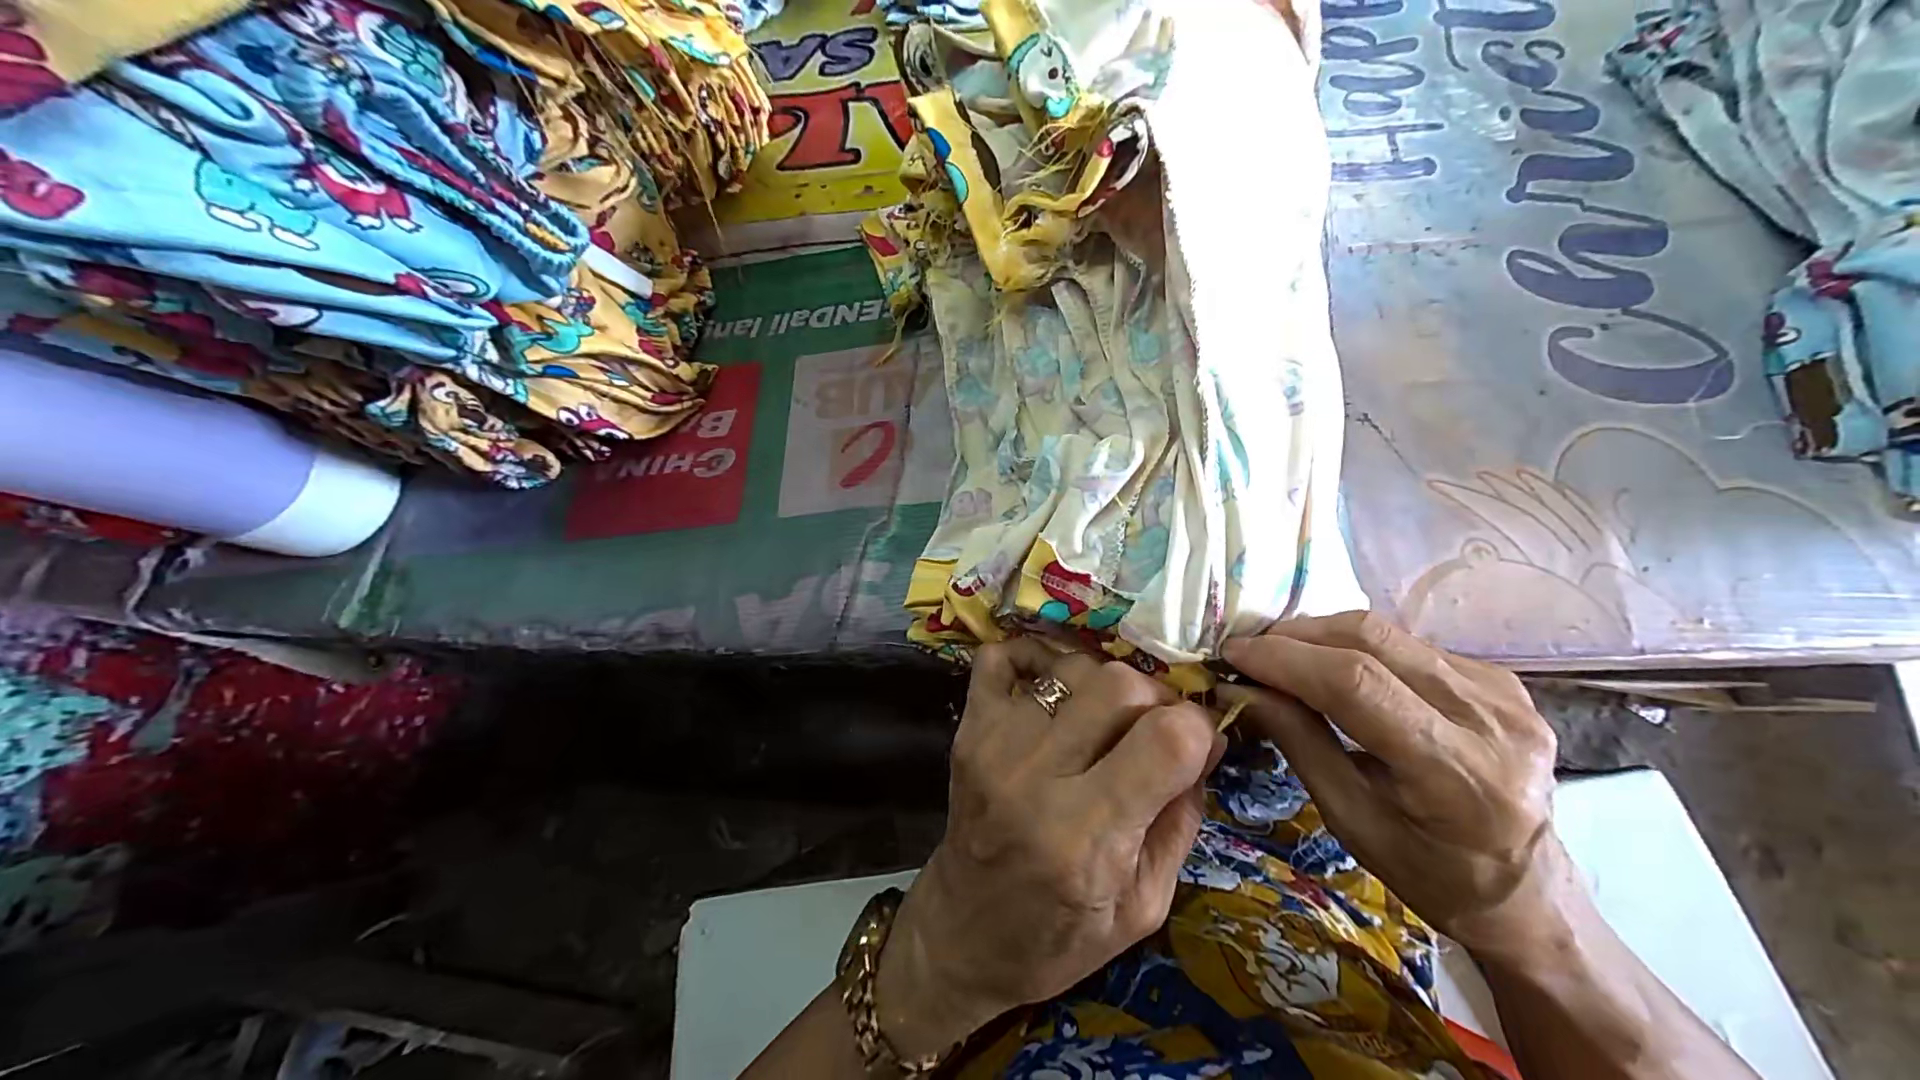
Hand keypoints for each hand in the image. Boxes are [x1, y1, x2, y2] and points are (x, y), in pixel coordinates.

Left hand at [875, 639, 1225, 1056]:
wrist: (965, 932)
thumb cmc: (1059, 935)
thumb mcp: (1145, 903)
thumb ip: (1181, 818)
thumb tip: (1205, 739)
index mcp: (1085, 837)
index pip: (1165, 740)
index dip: (1198, 727)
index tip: (1199, 740)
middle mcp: (1034, 778)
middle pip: (1118, 685)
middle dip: (1155, 698)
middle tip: (1155, 726)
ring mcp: (993, 744)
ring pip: (1070, 667)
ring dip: (1104, 683)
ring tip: (1108, 717)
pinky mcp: (967, 728)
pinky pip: (1000, 656)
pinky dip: (1035, 657)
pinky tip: (1057, 687)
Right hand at [1220, 612, 1558, 953]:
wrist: (1524, 890)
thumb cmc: (1428, 871)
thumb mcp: (1350, 819)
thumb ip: (1299, 742)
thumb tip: (1240, 689)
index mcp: (1456, 774)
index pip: (1356, 685)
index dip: (1285, 659)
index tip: (1232, 654)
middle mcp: (1491, 721)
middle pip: (1373, 642)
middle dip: (1296, 637)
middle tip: (1249, 651)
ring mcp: (1504, 695)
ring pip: (1389, 633)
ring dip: (1320, 635)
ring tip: (1279, 655)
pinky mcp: (1502, 681)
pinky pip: (1409, 644)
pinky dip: (1356, 647)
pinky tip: (1332, 668)